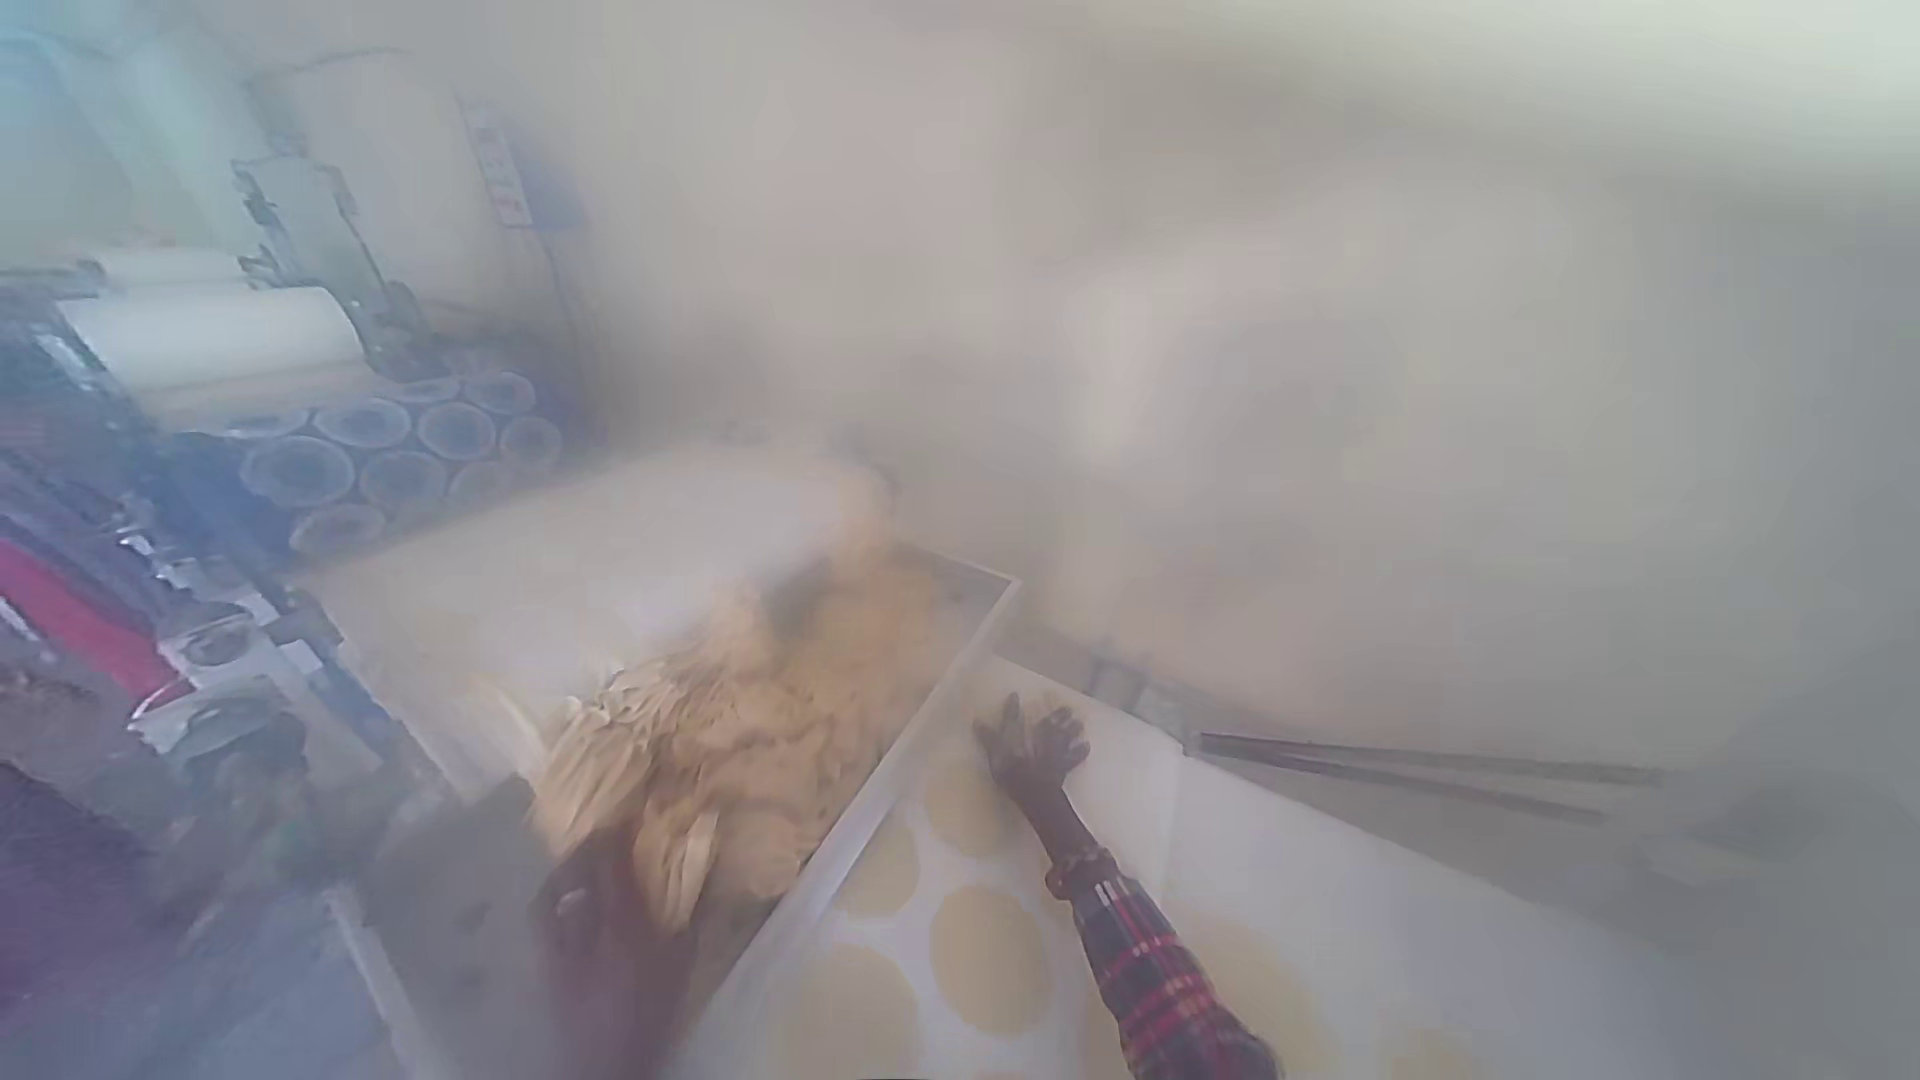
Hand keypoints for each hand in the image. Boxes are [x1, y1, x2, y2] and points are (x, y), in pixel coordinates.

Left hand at [532, 826, 695, 1079]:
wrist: (611, 1064)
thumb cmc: (656, 1007)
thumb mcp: (685, 957)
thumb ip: (696, 908)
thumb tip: (710, 863)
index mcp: (625, 924)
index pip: (613, 866)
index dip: (616, 835)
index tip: (626, 813)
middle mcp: (587, 931)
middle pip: (576, 876)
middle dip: (587, 846)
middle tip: (603, 829)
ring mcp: (560, 952)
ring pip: (549, 898)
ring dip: (563, 872)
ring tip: (578, 859)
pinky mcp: (546, 971)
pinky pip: (543, 924)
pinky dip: (553, 901)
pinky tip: (567, 901)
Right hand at [974, 693, 1089, 807]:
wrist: (1035, 794)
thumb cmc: (1013, 774)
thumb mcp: (996, 756)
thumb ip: (988, 738)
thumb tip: (976, 721)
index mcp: (1023, 737)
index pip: (1014, 720)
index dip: (1012, 709)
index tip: (1014, 695)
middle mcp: (1040, 740)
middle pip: (1049, 726)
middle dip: (1057, 716)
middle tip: (1068, 708)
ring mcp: (1054, 754)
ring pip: (1065, 739)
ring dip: (1072, 731)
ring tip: (1081, 723)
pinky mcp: (1063, 769)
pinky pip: (1073, 759)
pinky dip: (1080, 753)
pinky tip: (1087, 746)